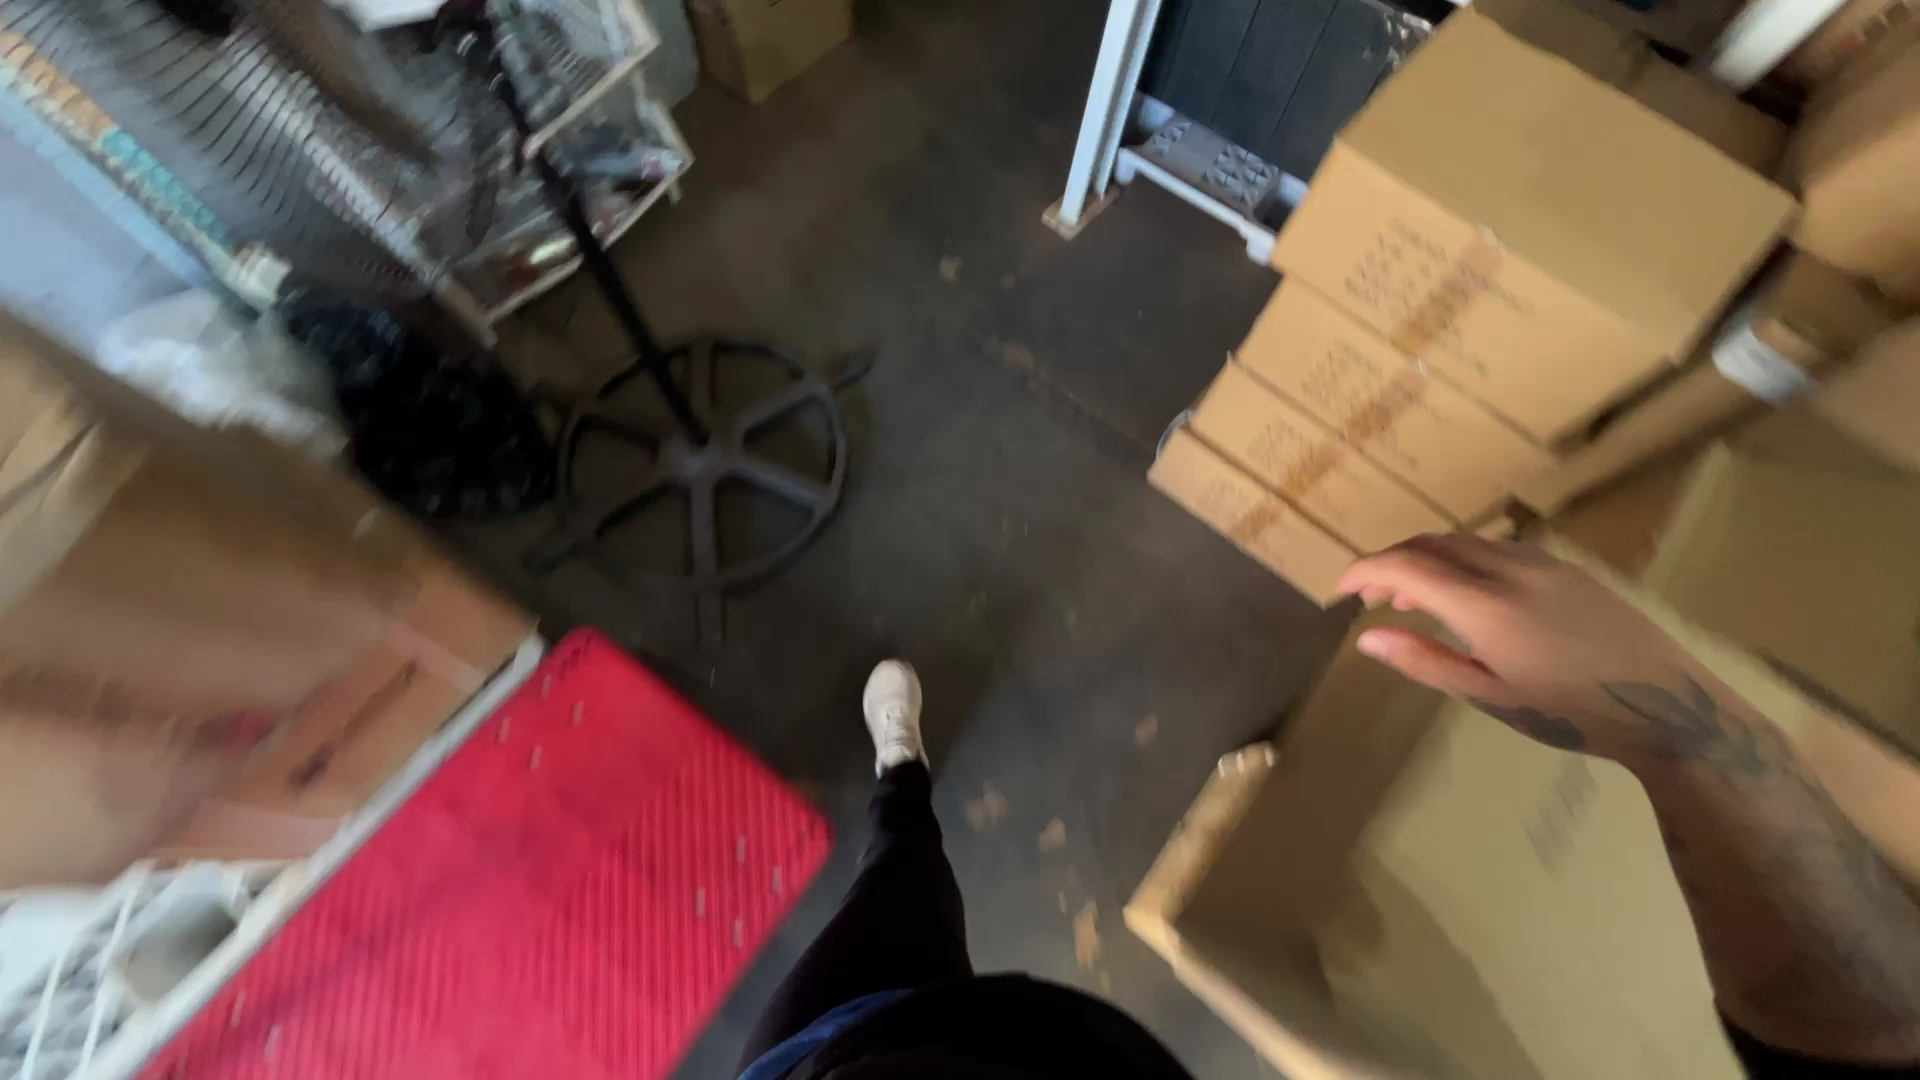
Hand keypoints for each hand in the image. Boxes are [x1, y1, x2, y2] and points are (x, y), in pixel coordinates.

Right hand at [1337, 534, 1752, 767]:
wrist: (1676, 711)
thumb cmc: (1572, 713)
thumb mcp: (1489, 695)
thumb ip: (1423, 661)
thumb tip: (1367, 639)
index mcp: (1486, 605)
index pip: (1405, 567)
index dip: (1363, 572)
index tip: (1341, 591)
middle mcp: (1510, 570)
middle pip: (1430, 543)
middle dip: (1390, 562)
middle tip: (1371, 597)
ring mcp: (1543, 565)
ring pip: (1463, 541)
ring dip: (1425, 559)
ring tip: (1413, 600)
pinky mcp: (1567, 570)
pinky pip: (1496, 548)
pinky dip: (1460, 560)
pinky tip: (1466, 595)